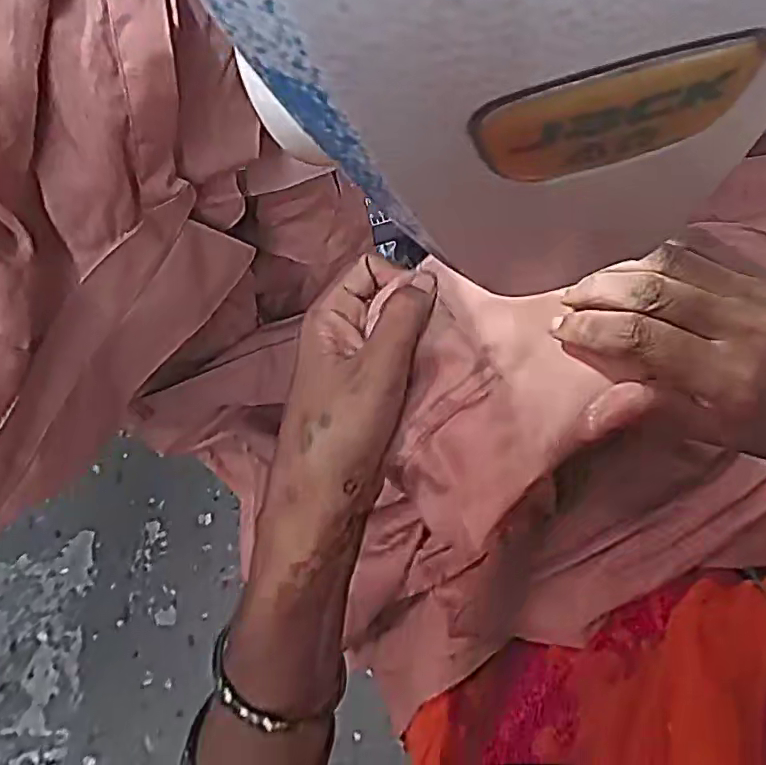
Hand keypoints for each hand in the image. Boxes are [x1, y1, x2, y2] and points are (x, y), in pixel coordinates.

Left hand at [258, 254, 435, 568]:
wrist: (324, 500)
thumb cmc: (342, 431)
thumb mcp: (377, 367)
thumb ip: (402, 316)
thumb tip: (426, 277)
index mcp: (330, 316)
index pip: (370, 266)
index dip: (400, 277)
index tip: (428, 306)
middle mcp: (341, 331)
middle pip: (386, 296)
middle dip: (417, 308)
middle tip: (441, 333)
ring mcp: (355, 360)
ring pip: (397, 328)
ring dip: (421, 338)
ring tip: (440, 356)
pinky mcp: (370, 386)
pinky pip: (400, 357)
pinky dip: (418, 361)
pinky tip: (432, 375)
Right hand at [549, 240, 765, 481]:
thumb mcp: (713, 435)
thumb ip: (655, 408)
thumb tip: (596, 393)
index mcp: (730, 378)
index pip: (645, 338)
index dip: (595, 329)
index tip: (561, 328)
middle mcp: (743, 326)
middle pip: (654, 291)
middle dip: (600, 290)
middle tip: (569, 297)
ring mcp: (756, 293)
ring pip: (673, 261)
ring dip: (623, 267)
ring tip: (593, 278)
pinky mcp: (763, 274)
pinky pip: (702, 247)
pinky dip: (659, 249)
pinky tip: (634, 261)